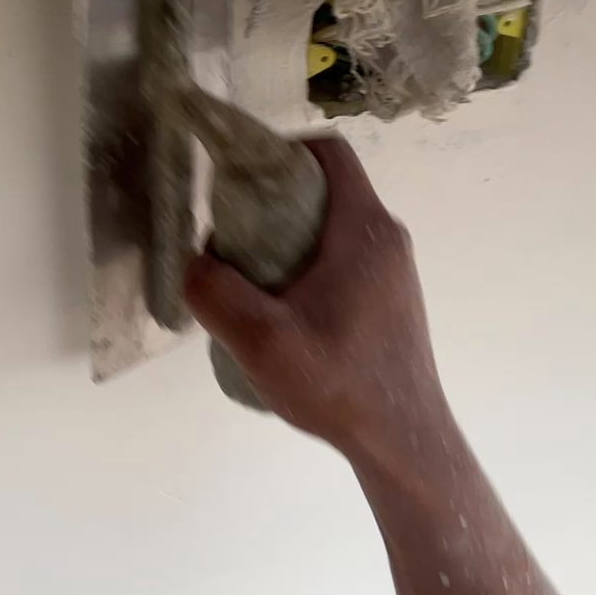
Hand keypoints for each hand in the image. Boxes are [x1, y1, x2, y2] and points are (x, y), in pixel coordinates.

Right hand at [185, 137, 450, 460]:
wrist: (402, 445)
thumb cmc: (340, 386)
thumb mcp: (261, 340)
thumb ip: (214, 292)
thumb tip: (192, 260)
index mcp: (363, 230)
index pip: (327, 153)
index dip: (278, 149)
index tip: (236, 178)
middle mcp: (382, 238)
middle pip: (318, 186)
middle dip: (266, 197)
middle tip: (226, 234)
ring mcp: (386, 269)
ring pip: (322, 222)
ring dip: (277, 234)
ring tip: (242, 274)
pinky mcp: (381, 295)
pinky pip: (331, 253)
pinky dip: (295, 259)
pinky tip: (272, 304)